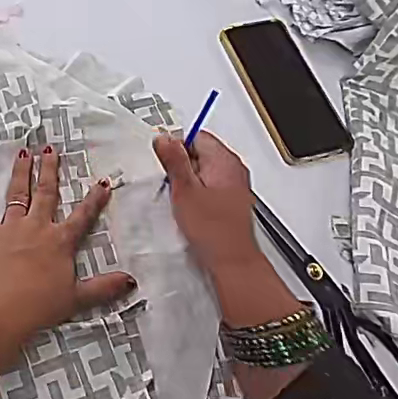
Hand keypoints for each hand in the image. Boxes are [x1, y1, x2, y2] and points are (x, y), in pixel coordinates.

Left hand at [0, 144, 134, 339]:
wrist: (0, 312)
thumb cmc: (39, 306)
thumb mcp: (77, 298)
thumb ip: (104, 287)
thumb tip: (130, 281)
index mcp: (60, 241)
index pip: (83, 216)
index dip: (95, 199)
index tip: (102, 182)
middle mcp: (37, 228)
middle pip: (46, 193)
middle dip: (50, 170)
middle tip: (50, 149)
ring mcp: (11, 230)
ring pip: (17, 195)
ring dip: (20, 173)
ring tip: (23, 153)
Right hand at [153, 131, 298, 330]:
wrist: (232, 262)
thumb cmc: (214, 231)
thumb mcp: (184, 191)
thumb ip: (174, 161)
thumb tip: (164, 139)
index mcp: (225, 160)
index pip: (196, 136)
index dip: (176, 146)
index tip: (163, 161)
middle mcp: (233, 169)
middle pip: (200, 152)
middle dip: (181, 165)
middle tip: (171, 184)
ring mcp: (234, 186)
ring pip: (203, 171)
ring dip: (187, 182)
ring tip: (181, 199)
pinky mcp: (230, 201)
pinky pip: (209, 187)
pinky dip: (196, 194)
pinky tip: (189, 210)